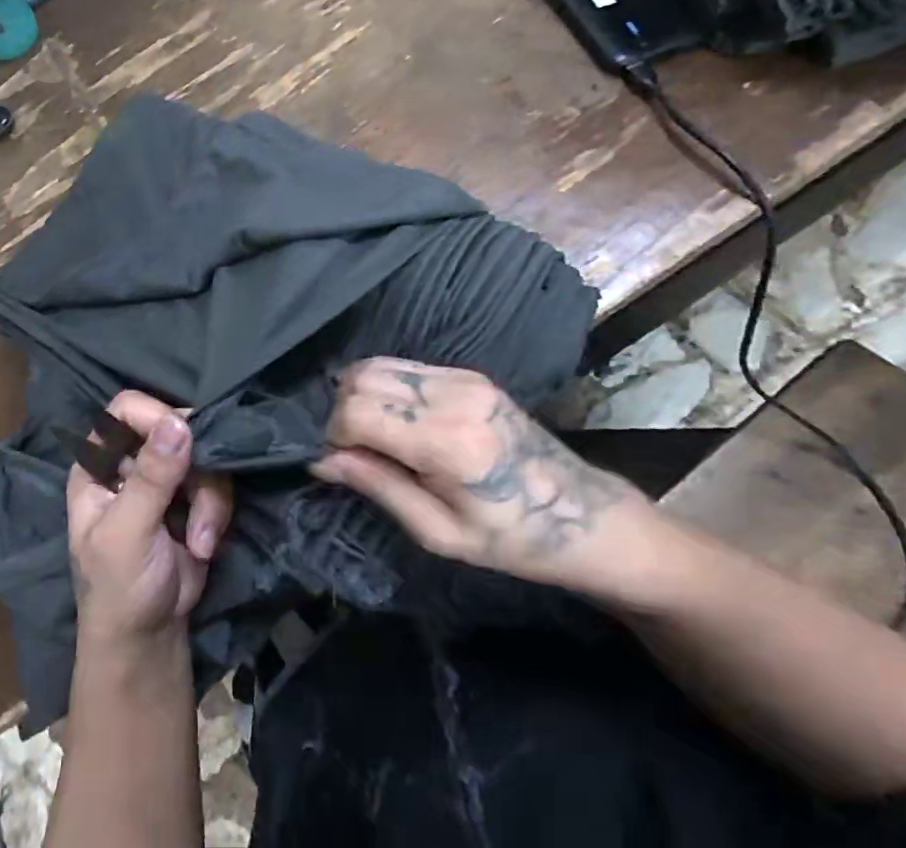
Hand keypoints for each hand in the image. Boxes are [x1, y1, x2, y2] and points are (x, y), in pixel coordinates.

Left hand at [66, 392, 233, 646]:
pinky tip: (203, 546)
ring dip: (209, 501)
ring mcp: (164, 479)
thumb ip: (151, 478)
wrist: (149, 636)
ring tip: (199, 541)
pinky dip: (216, 514)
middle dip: (193, 469)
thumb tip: (178, 421)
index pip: (126, 411)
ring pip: (203, 457)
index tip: (184, 441)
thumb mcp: (127, 532)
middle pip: (174, 428)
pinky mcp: (193, 498)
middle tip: (197, 503)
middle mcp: (130, 462)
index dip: (155, 417)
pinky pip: (217, 482)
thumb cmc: (119, 586)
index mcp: (98, 463)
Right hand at [311, 357, 655, 591]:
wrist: (586, 518)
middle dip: (340, 413)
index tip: (339, 464)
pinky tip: (395, 422)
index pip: (355, 411)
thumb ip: (376, 485)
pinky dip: (382, 389)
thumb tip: (319, 459)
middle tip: (354, 452)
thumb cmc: (512, 540)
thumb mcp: (437, 532)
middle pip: (359, 379)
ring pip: (374, 365)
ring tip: (373, 438)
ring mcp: (462, 378)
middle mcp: (454, 395)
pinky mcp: (467, 373)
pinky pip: (400, 366)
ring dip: (358, 397)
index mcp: (448, 441)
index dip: (332, 436)